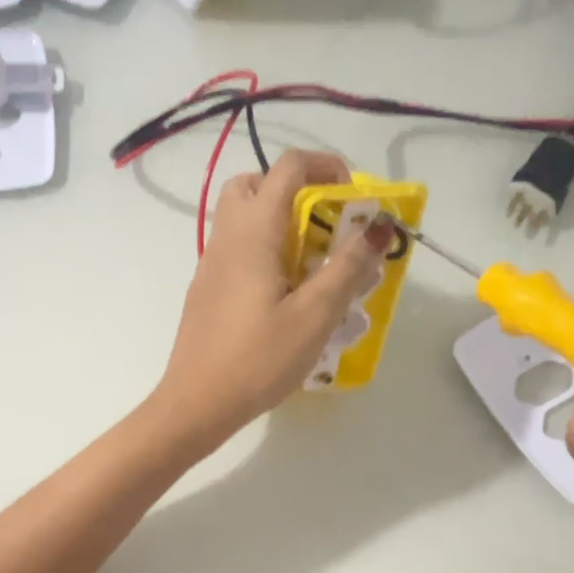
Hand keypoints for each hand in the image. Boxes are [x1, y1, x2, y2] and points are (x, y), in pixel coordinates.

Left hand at [149, 150, 393, 443]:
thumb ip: (348, 267)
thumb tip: (377, 227)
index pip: (288, 167)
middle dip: (296, 193)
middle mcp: (226, 237)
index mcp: (253, 231)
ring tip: (312, 268)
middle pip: (256, 185)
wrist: (196, 404)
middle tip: (325, 231)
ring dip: (280, 227)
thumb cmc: (257, 360)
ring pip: (242, 220)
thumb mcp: (314, 315)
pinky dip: (264, 255)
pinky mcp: (206, 293)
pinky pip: (237, 253)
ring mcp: (210, 266)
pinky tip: (285, 299)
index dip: (327, 168)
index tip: (354, 202)